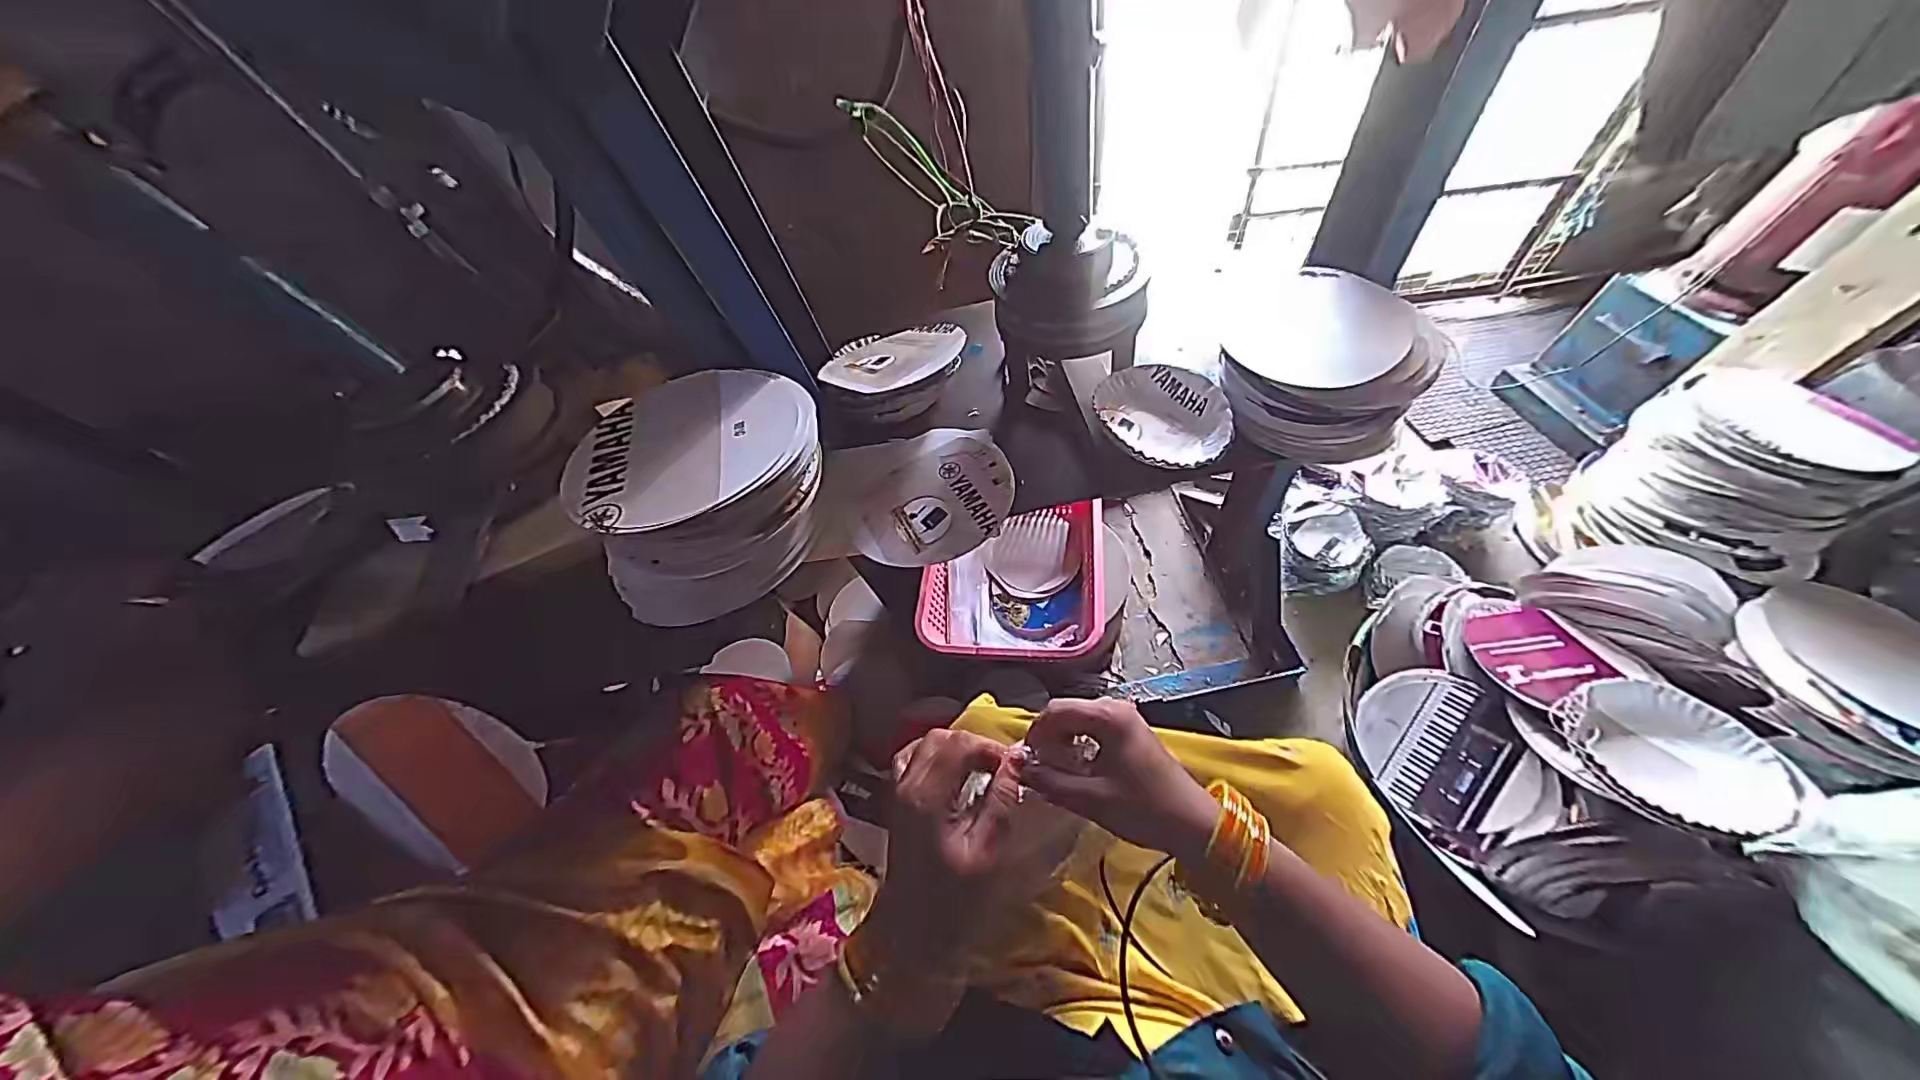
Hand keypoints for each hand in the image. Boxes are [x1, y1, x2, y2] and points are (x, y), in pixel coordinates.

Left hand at [865, 729, 1021, 969]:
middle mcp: (905, 784)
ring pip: (926, 741)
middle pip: (942, 736)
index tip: (1014, 768)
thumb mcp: (987, 853)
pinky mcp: (895, 798)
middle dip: (976, 744)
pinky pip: (913, 756)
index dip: (991, 748)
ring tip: (982, 769)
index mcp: (926, 796)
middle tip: (1001, 769)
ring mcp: (896, 789)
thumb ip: (1001, 801)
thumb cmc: (952, 902)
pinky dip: (936, 755)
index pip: (961, 743)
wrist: (910, 934)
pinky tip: (954, 773)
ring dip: (957, 747)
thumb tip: (1017, 761)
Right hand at [1012, 698, 1218, 860]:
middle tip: (1038, 767)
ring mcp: (1126, 717)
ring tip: (1055, 769)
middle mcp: (1116, 708)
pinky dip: (1078, 742)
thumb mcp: (1090, 798)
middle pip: (1066, 711)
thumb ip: (1050, 780)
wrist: (1194, 824)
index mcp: (1107, 717)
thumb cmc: (1144, 809)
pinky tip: (1077, 766)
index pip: (1054, 710)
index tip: (1026, 760)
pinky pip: (1093, 727)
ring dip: (1062, 740)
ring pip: (1078, 718)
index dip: (1035, 733)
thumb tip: (1020, 767)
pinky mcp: (1131, 730)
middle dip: (1047, 736)